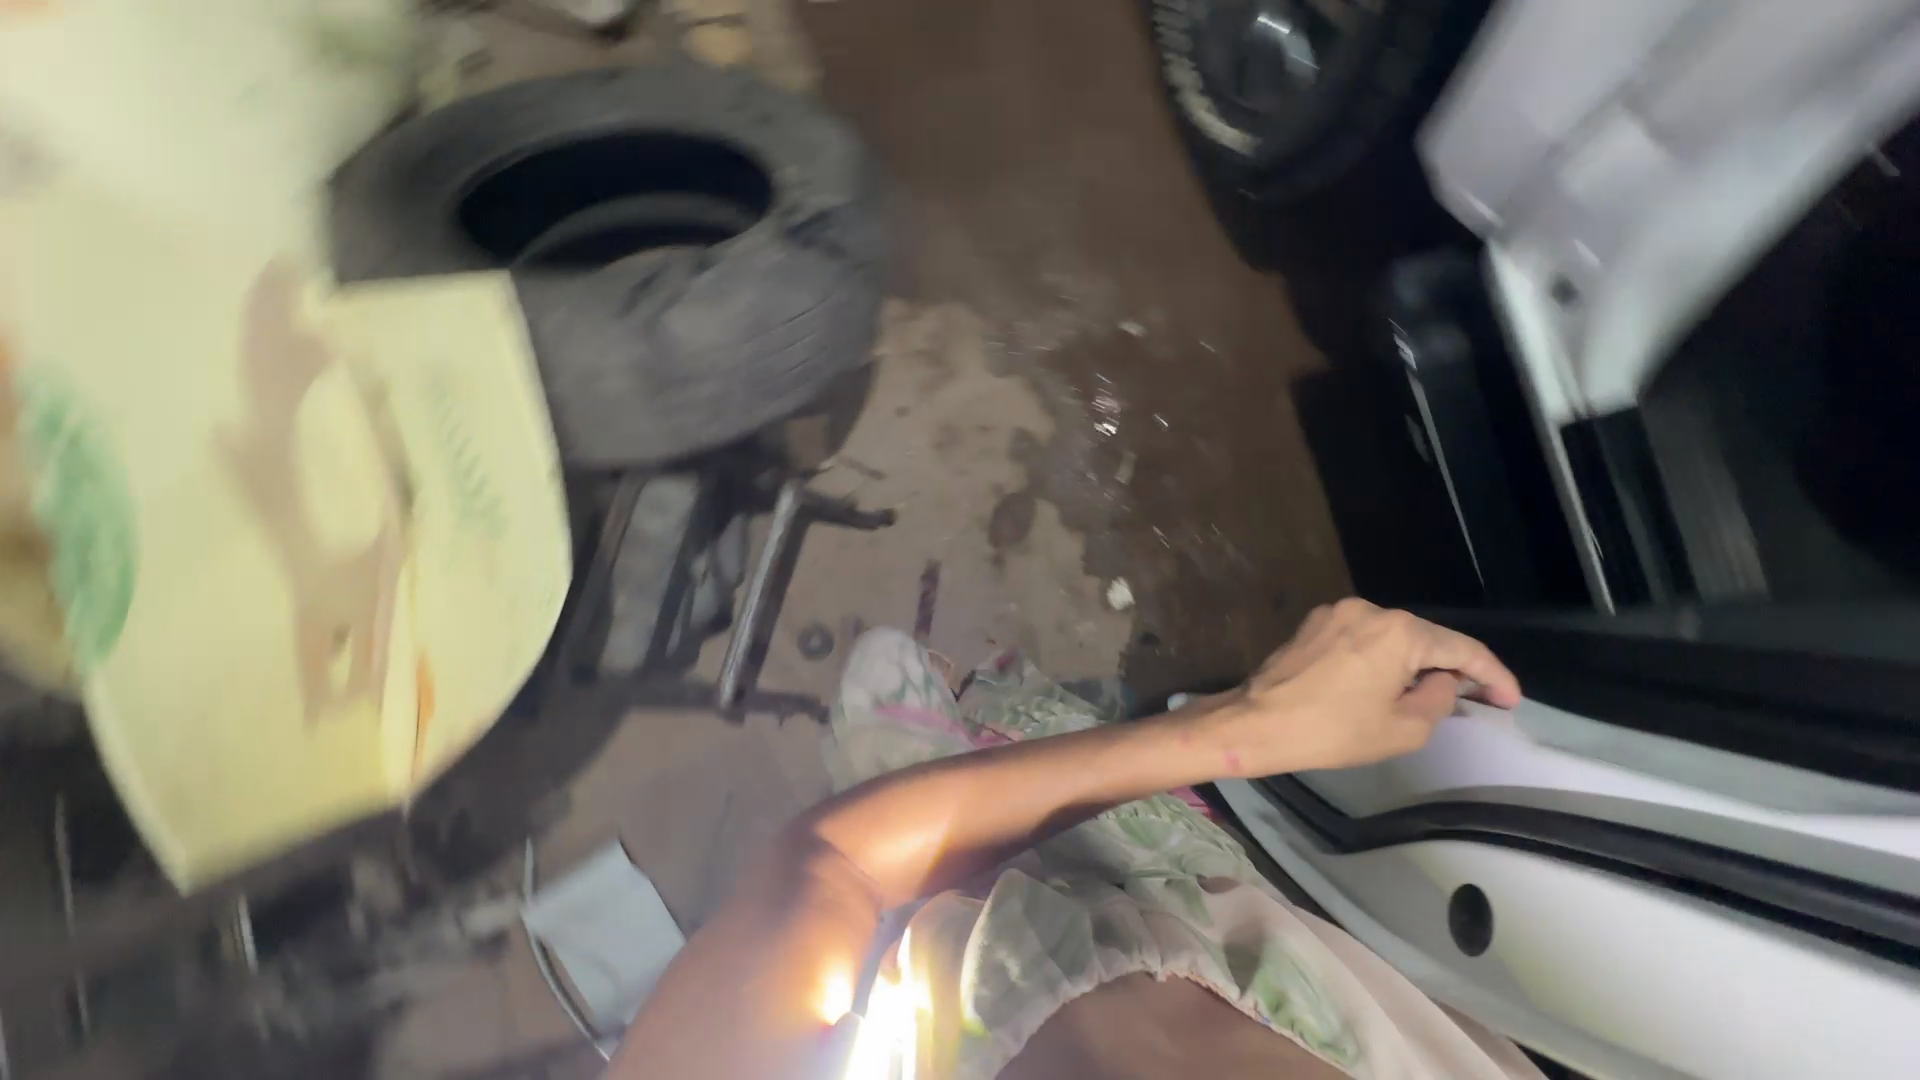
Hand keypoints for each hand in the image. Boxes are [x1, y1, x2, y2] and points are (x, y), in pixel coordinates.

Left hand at [1206, 599, 1520, 776]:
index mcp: (1398, 630)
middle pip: (1425, 637)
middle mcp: (1368, 610)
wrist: (1256, 722)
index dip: (1493, 675)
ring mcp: (1335, 613)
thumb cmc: (1333, 730)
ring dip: (1413, 662)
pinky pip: (1361, 638)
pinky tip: (1383, 683)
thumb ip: (1438, 698)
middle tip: (1474, 699)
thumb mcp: (1404, 727)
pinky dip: (1380, 657)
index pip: (1462, 648)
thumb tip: (1442, 681)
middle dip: (1451, 667)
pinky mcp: (1311, 625)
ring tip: (1426, 695)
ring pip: (1391, 636)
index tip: (1509, 700)